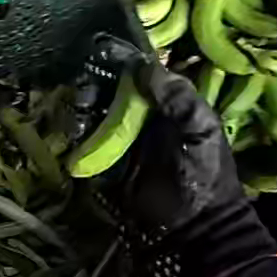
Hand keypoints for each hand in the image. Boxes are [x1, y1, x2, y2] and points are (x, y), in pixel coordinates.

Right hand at [92, 35, 243, 234]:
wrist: (194, 226)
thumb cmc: (204, 174)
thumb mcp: (200, 130)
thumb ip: (178, 98)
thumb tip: (143, 66)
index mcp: (165, 102)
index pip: (139, 73)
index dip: (120, 60)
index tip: (99, 50)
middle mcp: (140, 114)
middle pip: (109, 89)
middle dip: (93, 83)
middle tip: (82, 85)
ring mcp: (120, 138)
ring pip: (93, 112)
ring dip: (81, 107)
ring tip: (76, 109)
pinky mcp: (105, 161)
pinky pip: (85, 142)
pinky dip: (76, 135)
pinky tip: (72, 131)